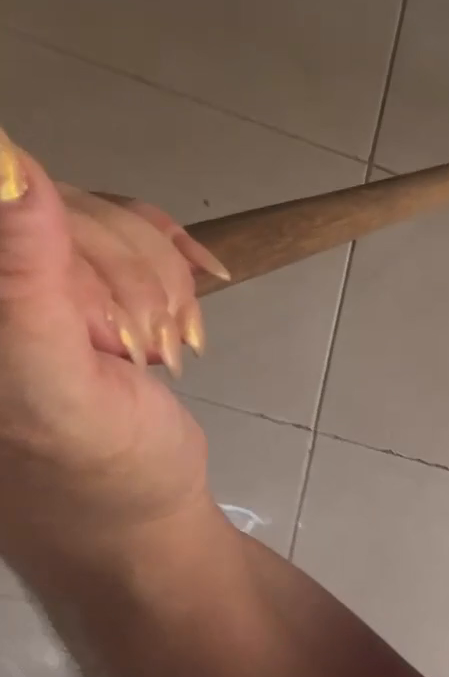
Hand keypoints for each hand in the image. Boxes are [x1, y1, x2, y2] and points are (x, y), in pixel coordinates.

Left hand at [0, 127, 231, 553]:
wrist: (131, 509)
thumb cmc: (94, 466)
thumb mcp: (53, 385)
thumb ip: (24, 283)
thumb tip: (13, 167)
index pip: (12, 201)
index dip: (72, 246)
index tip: (112, 333)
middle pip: (54, 205)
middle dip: (133, 276)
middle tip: (147, 350)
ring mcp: (20, 282)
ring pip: (98, 214)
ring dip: (161, 276)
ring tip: (165, 342)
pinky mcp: (64, 283)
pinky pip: (128, 225)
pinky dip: (176, 255)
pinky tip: (201, 284)